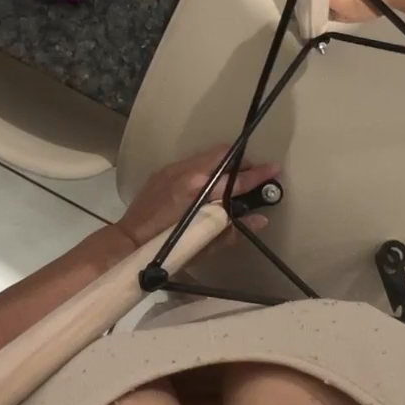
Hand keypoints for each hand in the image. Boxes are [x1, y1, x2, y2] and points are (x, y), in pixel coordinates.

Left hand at [114, 146, 278, 248]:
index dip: (259, 175)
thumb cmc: (167, 249)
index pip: (236, 180)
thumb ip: (234, 230)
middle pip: (223, 155)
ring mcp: (173, 169)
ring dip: (225, 163)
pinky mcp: (164, 170)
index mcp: (199, 193)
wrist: (129, 241)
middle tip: (256, 173)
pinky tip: (211, 182)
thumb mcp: (204, 246)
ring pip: (208, 156)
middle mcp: (187, 173)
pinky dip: (208, 167)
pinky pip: (193, 161)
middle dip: (242, 162)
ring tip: (236, 177)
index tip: (275, 169)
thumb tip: (261, 219)